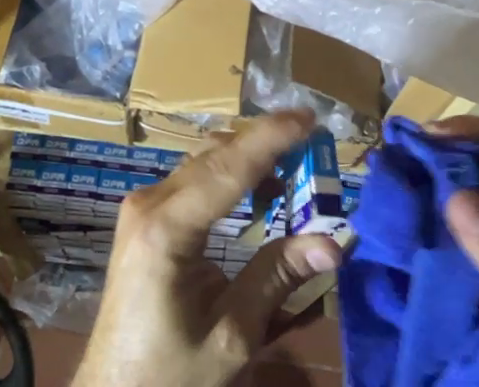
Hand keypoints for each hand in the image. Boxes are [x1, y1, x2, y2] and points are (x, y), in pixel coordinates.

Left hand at [73, 112, 342, 386]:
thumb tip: (335, 242)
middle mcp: (149, 203)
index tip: (308, 117)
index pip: (228, 168)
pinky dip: (230, 177)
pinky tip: (260, 191)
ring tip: (296, 166)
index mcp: (166, 229)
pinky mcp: (145, 218)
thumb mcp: (231, 336)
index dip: (270, 139)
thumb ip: (277, 278)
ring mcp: (142, 207)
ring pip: (203, 163)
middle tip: (314, 143)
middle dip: (265, 144)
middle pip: (215, 156)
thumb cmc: (170, 373)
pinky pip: (193, 181)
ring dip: (249, 158)